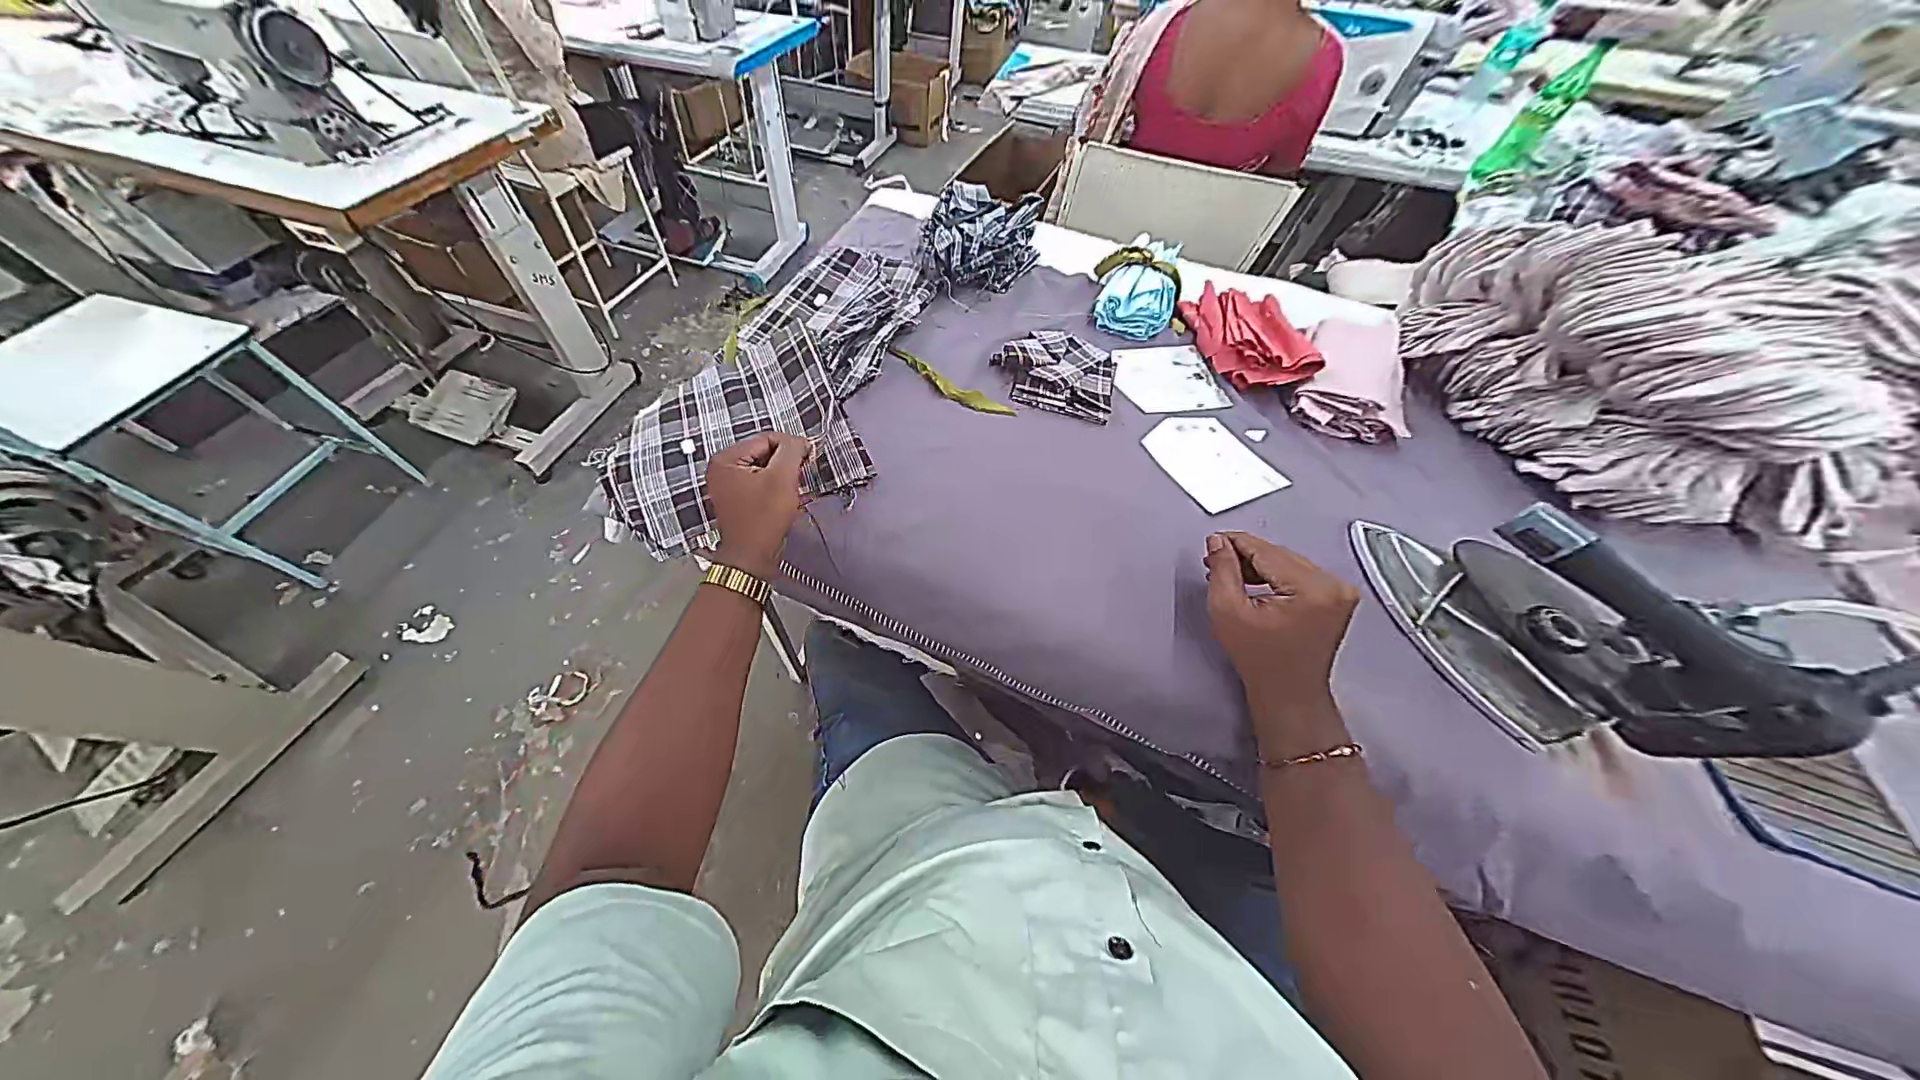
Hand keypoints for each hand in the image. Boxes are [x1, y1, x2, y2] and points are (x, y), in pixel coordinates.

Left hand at [707, 432, 811, 578]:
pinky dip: (776, 489)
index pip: (766, 439)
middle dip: (786, 464)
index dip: (790, 447)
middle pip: (765, 453)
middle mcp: (722, 470)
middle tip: (800, 478)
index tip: (808, 459)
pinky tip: (785, 500)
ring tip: (793, 491)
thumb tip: (800, 441)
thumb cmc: (764, 518)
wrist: (752, 557)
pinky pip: (761, 485)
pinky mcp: (738, 501)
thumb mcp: (782, 478)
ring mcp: (728, 487)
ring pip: (765, 470)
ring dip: (783, 477)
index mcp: (726, 459)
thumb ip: (792, 450)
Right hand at [1205, 532, 1359, 720]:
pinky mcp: (1336, 597)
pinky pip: (1300, 572)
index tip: (1215, 541)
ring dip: (1260, 564)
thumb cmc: (1263, 662)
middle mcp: (1334, 587)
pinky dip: (1276, 575)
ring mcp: (1339, 592)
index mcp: (1313, 589)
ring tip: (1233, 576)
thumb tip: (1220, 542)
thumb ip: (1222, 569)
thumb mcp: (1227, 611)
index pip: (1266, 550)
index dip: (1234, 543)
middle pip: (1279, 553)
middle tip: (1217, 562)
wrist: (1288, 690)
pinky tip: (1256, 583)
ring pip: (1288, 561)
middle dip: (1245, 555)